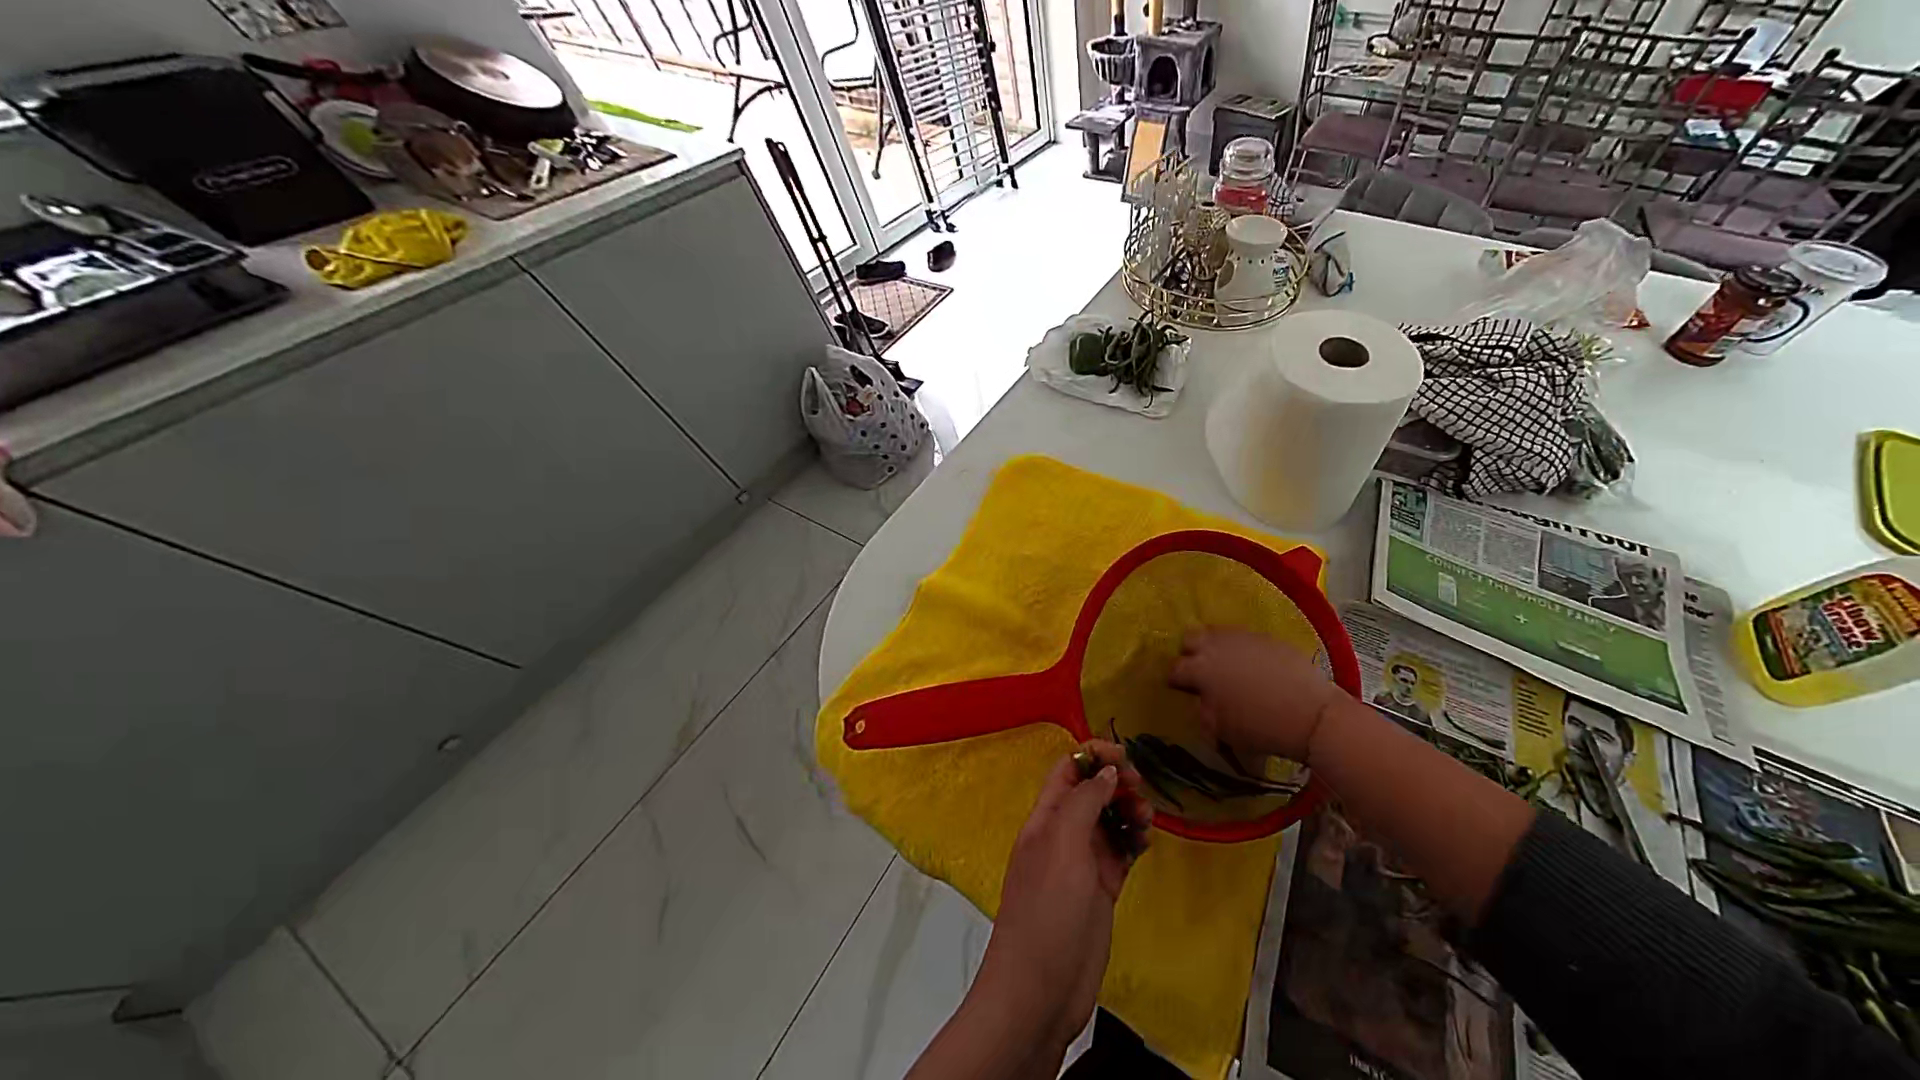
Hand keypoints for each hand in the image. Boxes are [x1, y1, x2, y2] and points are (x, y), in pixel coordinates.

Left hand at [976, 741, 1151, 1049]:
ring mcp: (1083, 863)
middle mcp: (1063, 834)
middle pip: (1092, 792)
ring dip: (1129, 810)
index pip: (1068, 770)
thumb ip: (1083, 803)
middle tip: (1141, 788)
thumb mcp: (1062, 847)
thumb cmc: (1047, 911)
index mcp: (1046, 818)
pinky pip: (1121, 852)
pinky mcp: (1102, 889)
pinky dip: (1134, 840)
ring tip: (1146, 818)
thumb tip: (1107, 770)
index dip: (1094, 756)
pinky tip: (1144, 840)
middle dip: (1117, 781)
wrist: (1041, 987)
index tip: (1127, 757)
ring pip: (1110, 820)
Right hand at [1167, 628, 1340, 760]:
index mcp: (1199, 669)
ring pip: (1218, 633)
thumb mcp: (1219, 730)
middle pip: (1190, 638)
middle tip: (1200, 671)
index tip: (1180, 689)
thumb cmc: (1259, 727)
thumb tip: (1200, 700)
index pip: (1175, 669)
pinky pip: (1245, 638)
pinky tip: (1253, 665)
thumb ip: (1202, 711)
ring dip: (1215, 647)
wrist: (1312, 715)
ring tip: (1226, 665)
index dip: (1175, 680)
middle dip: (1190, 653)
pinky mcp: (1268, 637)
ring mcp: (1243, 637)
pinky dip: (1242, 649)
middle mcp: (1216, 646)